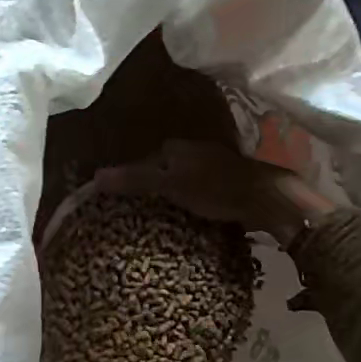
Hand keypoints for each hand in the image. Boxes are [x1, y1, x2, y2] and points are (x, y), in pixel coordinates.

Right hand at [94, 141, 333, 245]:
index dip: (134, 177)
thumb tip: (95, 177)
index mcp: (178, 146)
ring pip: (184, 177)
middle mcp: (195, 149)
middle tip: (143, 210)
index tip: (125, 199)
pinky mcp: (229, 181)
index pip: (146, 159)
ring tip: (165, 215)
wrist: (265, 198)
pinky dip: (194, 198)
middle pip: (165, 167)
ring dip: (175, 192)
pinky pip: (201, 188)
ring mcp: (214, 164)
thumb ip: (135, 179)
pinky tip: (194, 213)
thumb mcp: (170, 185)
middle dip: (155, 183)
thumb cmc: (215, 188)